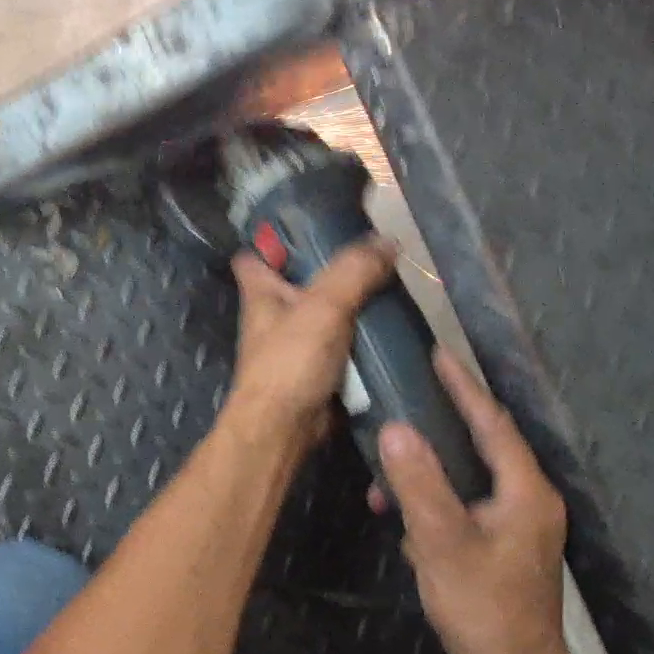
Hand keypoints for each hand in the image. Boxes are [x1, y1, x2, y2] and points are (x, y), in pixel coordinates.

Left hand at [226, 237, 395, 443]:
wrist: (285, 428)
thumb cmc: (290, 362)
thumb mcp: (323, 306)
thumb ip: (354, 271)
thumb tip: (387, 241)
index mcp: (260, 293)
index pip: (255, 256)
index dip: (275, 240)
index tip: (315, 224)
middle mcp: (273, 315)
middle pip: (302, 281)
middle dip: (336, 269)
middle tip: (380, 254)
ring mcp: (295, 343)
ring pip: (329, 312)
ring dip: (357, 304)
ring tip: (398, 284)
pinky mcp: (318, 368)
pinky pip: (345, 343)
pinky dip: (365, 335)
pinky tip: (396, 324)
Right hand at [375, 348, 569, 653]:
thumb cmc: (482, 604)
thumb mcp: (441, 540)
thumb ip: (418, 482)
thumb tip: (394, 428)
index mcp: (524, 492)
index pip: (492, 424)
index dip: (464, 388)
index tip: (437, 354)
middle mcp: (527, 500)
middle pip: (481, 444)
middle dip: (439, 422)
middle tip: (402, 396)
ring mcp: (516, 523)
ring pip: (466, 476)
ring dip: (425, 470)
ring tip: (383, 473)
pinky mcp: (500, 542)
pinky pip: (461, 501)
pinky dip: (430, 498)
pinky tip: (400, 513)